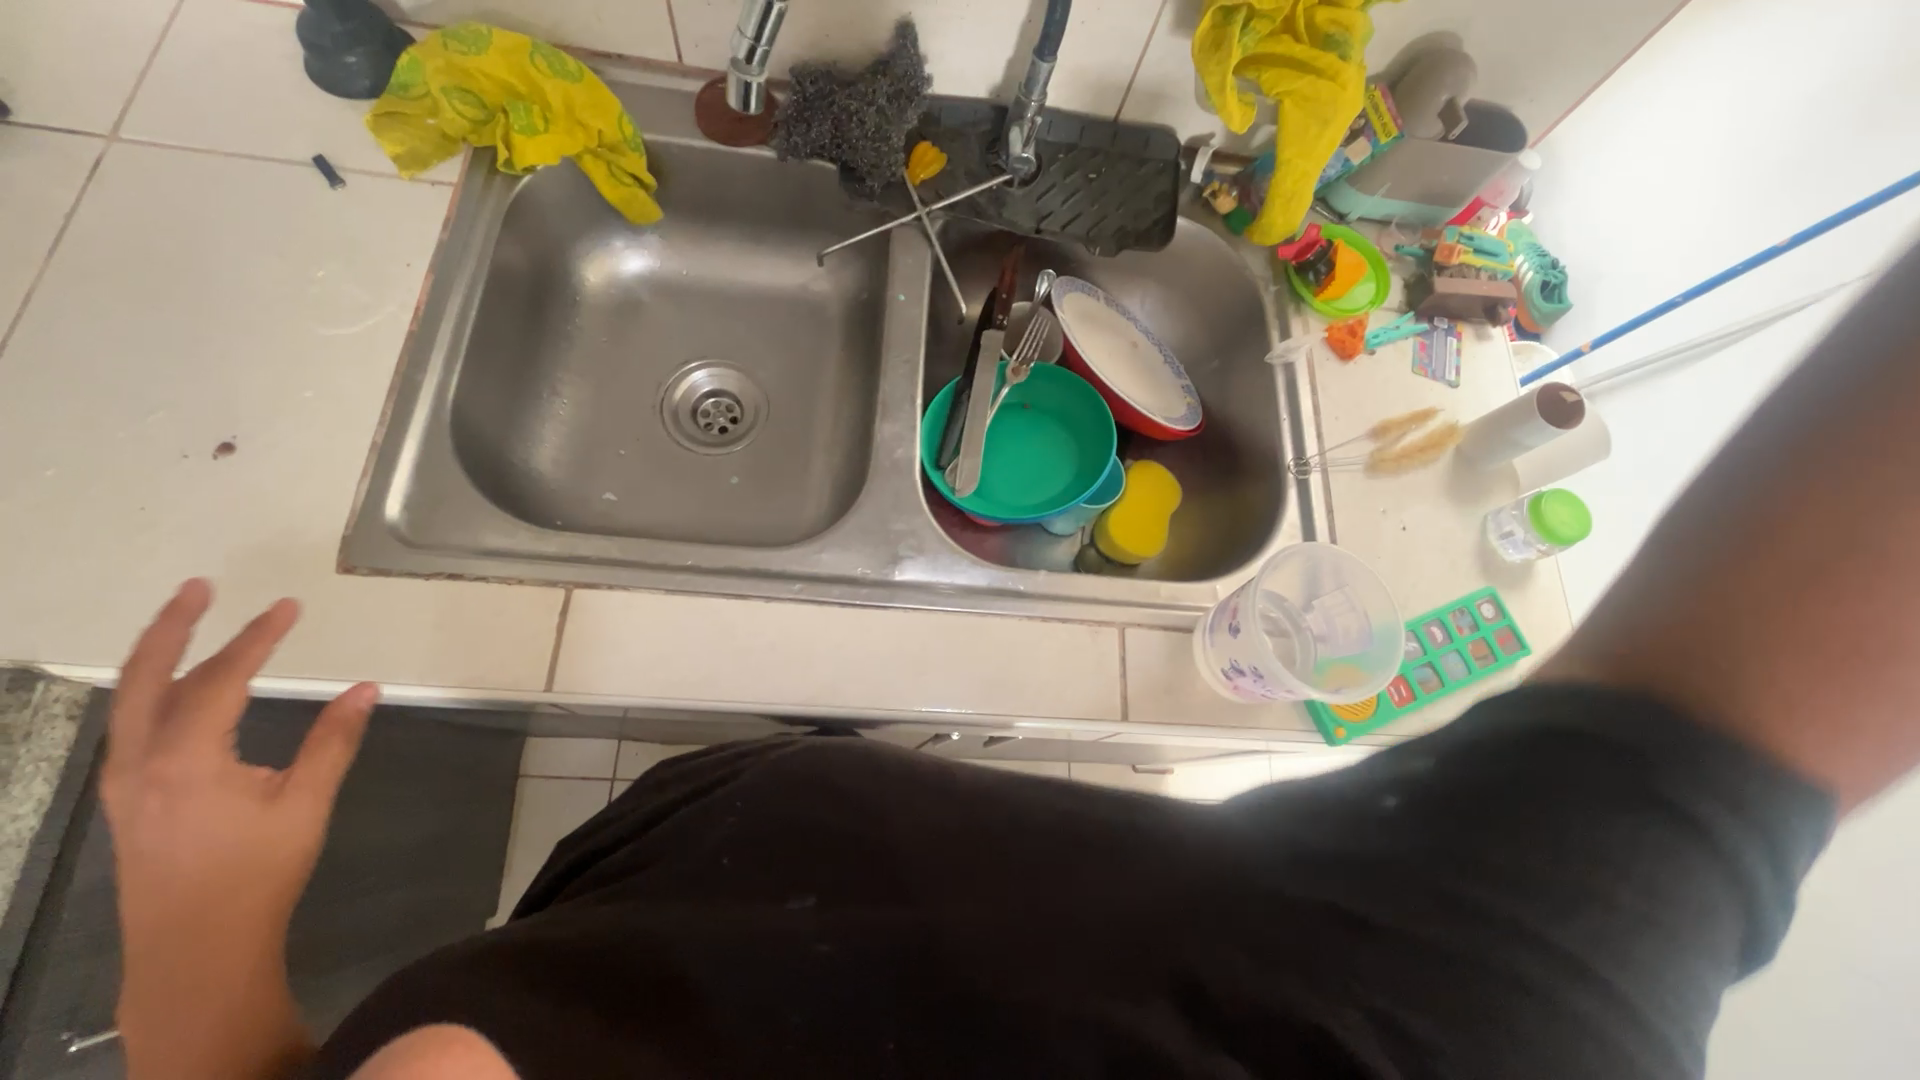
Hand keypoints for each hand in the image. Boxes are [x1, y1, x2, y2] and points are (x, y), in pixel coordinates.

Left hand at [105, 579, 378, 1079]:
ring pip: (131, 702)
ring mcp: (123, 782)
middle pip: (147, 678)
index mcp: (186, 759)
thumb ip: (333, 741)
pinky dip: (151, 693)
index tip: (290, 607)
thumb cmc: (256, 874)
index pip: (222, 680)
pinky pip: (130, 727)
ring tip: (184, 622)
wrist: (195, 948)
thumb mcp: (305, 804)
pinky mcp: (124, 799)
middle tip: (200, 587)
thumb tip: (364, 687)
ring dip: (157, 657)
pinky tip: (172, 692)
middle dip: (173, 627)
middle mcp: (141, 762)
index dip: (257, 639)